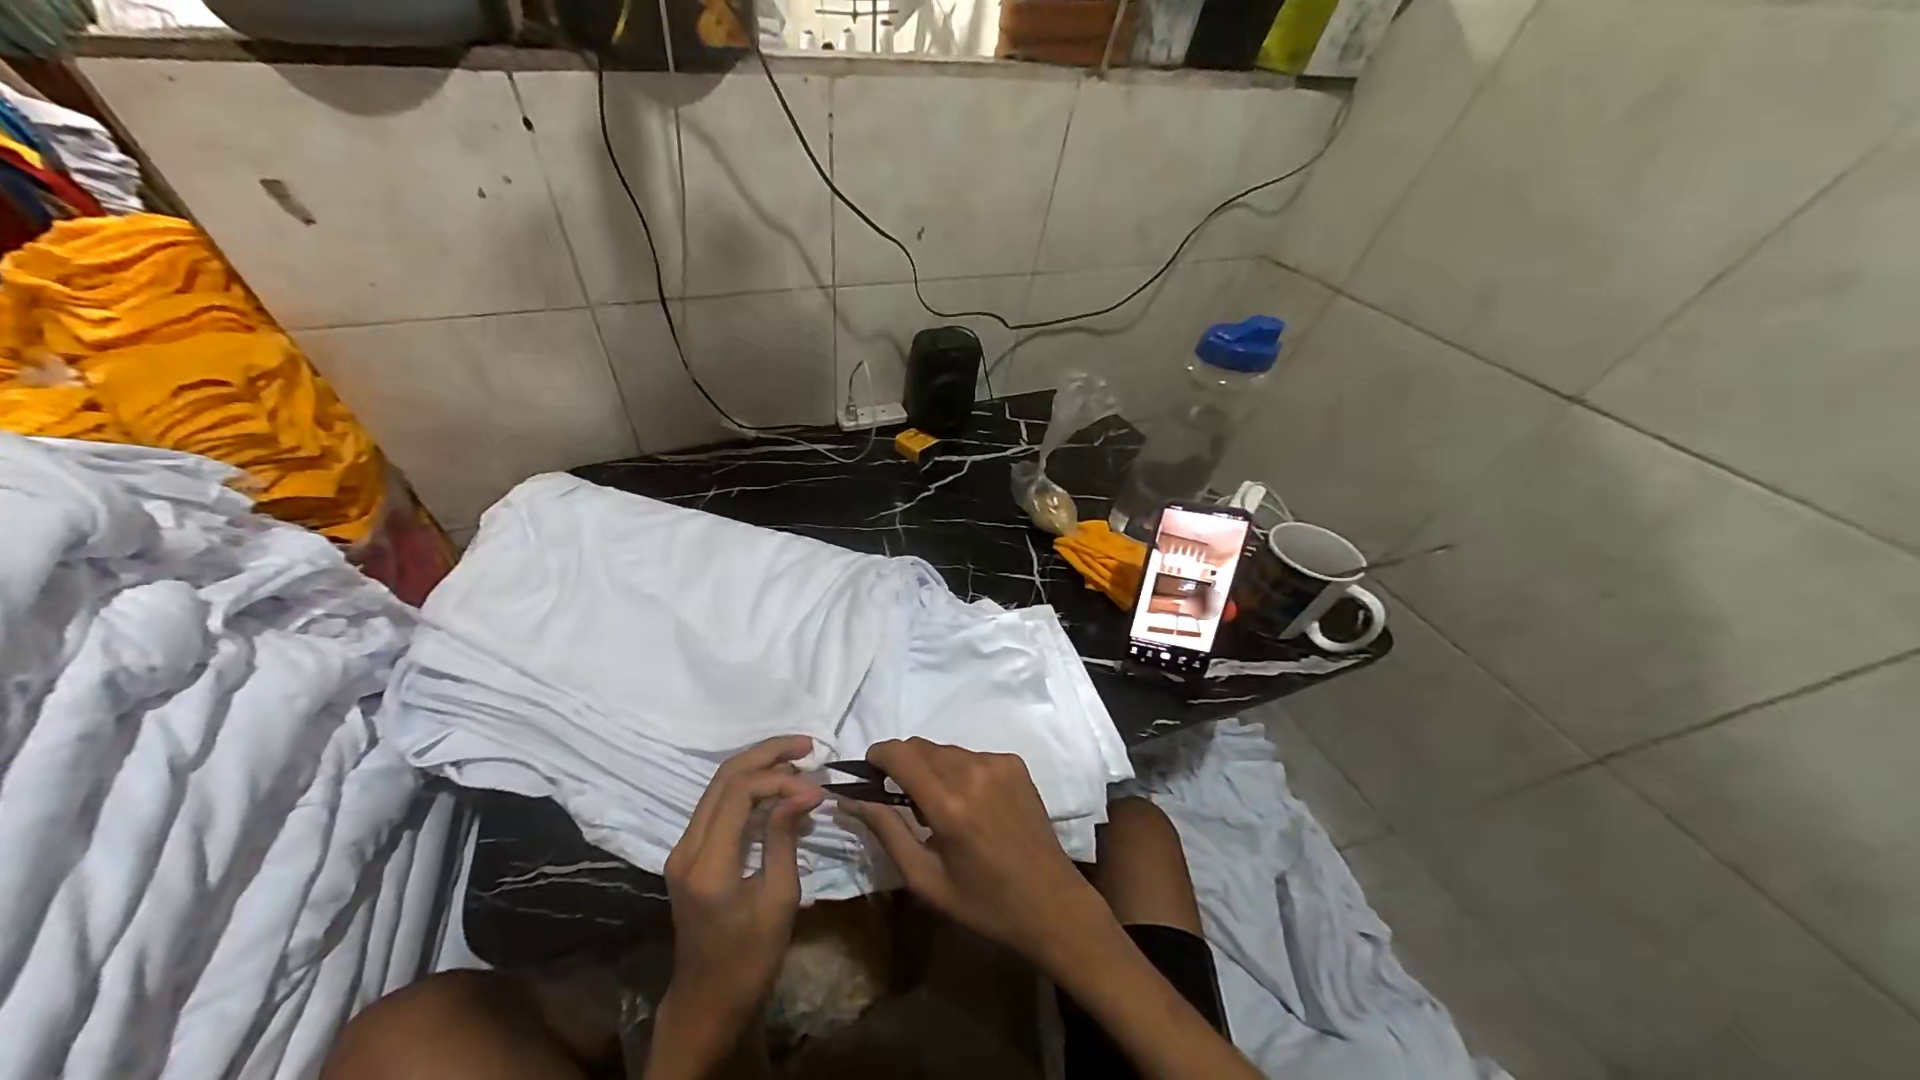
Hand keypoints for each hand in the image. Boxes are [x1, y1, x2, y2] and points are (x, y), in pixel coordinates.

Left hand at [654, 734, 823, 1069]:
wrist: (708, 1000)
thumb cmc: (750, 958)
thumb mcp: (779, 899)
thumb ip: (785, 837)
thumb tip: (805, 791)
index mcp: (707, 862)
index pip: (740, 793)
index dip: (781, 779)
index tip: (817, 789)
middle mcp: (687, 847)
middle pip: (724, 778)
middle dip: (767, 754)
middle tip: (808, 746)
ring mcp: (683, 849)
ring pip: (719, 786)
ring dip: (759, 768)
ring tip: (799, 762)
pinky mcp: (690, 854)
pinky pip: (719, 806)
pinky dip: (750, 790)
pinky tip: (780, 792)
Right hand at [840, 738, 1113, 972]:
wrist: (1051, 903)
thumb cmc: (983, 902)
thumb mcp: (924, 879)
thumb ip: (886, 831)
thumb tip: (849, 800)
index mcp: (948, 804)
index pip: (899, 754)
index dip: (876, 757)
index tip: (869, 776)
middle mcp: (973, 772)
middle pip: (920, 746)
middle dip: (902, 765)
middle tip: (902, 802)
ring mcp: (998, 764)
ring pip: (945, 750)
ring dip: (931, 768)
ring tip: (940, 808)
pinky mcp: (1015, 764)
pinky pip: (971, 756)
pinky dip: (959, 771)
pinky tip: (970, 804)